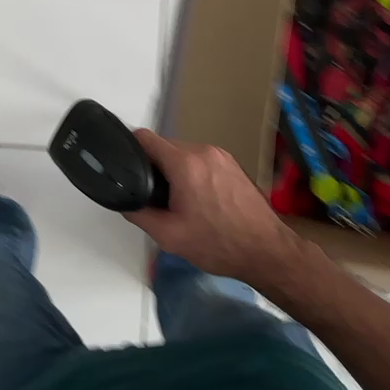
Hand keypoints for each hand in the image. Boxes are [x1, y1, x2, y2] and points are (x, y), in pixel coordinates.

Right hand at [126, 128, 307, 285]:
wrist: (265, 250)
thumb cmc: (217, 243)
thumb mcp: (169, 236)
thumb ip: (140, 214)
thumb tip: (125, 201)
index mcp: (185, 163)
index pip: (146, 138)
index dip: (130, 150)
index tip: (124, 166)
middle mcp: (203, 150)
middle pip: (165, 146)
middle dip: (155, 166)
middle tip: (152, 196)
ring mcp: (221, 155)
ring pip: (184, 153)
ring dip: (175, 170)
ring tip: (176, 201)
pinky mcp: (233, 163)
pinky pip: (202, 159)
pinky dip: (194, 172)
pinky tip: (198, 198)